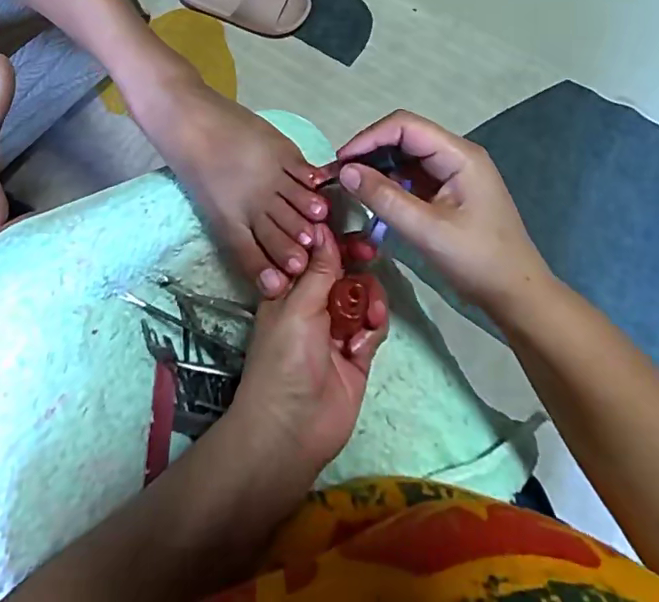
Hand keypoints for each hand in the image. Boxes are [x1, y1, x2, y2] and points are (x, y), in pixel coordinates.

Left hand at [231, 226, 387, 473]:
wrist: (292, 429)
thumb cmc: (285, 359)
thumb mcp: (298, 306)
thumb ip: (319, 269)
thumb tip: (324, 228)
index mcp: (290, 291)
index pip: (315, 255)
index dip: (333, 240)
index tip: (352, 229)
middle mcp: (313, 306)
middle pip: (343, 272)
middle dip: (357, 263)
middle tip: (370, 254)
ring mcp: (336, 331)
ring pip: (363, 298)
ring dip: (369, 299)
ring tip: (368, 313)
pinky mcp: (357, 356)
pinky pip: (373, 329)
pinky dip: (372, 330)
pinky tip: (361, 345)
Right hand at [336, 110, 553, 314]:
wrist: (516, 294)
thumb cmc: (477, 260)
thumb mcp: (426, 230)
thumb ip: (385, 198)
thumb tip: (346, 171)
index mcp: (459, 155)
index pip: (405, 126)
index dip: (369, 138)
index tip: (341, 162)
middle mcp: (457, 155)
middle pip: (404, 137)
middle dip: (370, 151)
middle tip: (340, 175)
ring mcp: (454, 173)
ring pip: (406, 156)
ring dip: (377, 167)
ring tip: (350, 185)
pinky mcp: (449, 191)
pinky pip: (413, 175)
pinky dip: (390, 182)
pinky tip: (372, 197)